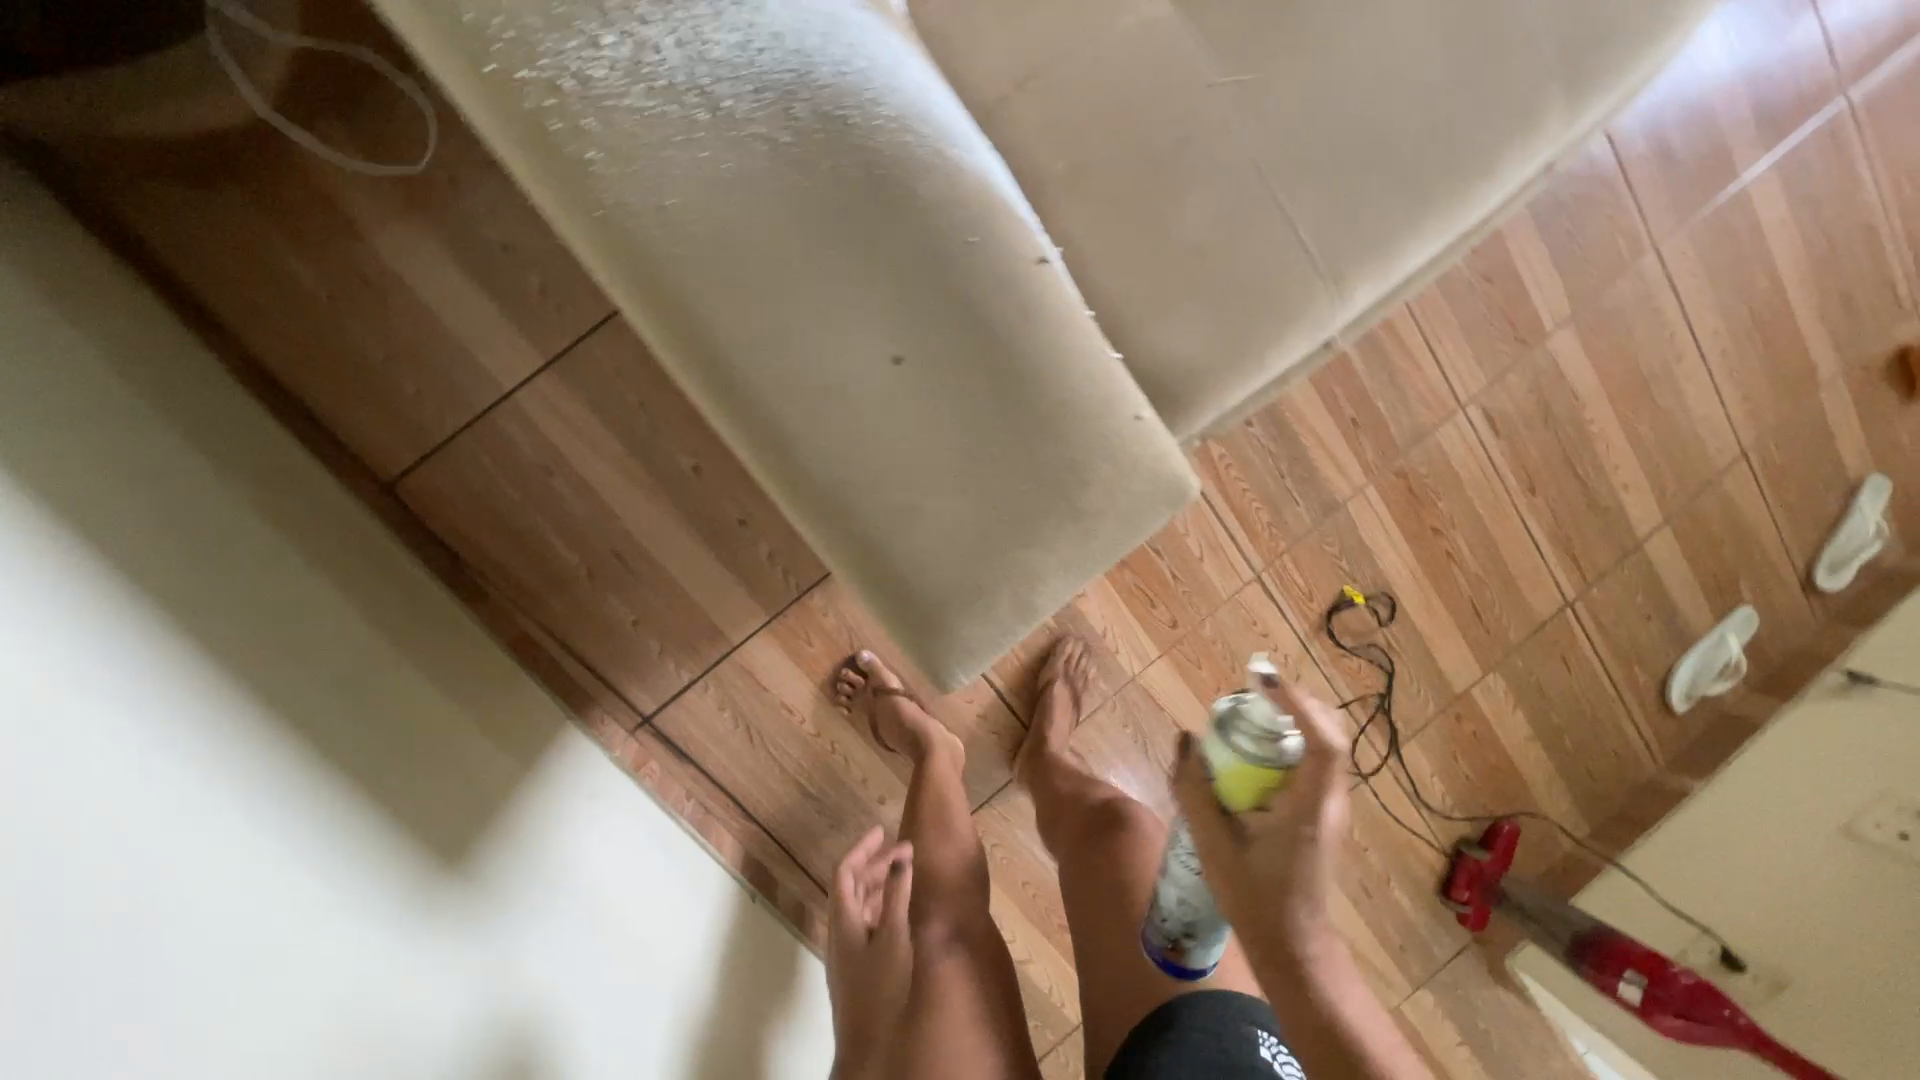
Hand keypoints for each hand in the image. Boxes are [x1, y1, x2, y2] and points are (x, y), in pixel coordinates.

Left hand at [826, 827, 913, 1079]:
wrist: (868, 1046)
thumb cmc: (881, 987)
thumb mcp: (894, 936)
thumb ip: (897, 894)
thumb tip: (901, 854)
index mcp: (843, 920)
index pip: (844, 871)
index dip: (862, 848)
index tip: (883, 831)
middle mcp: (840, 931)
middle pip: (851, 886)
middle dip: (875, 864)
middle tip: (903, 852)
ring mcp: (846, 950)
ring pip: (858, 906)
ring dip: (879, 885)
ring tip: (905, 873)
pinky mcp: (856, 966)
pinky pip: (866, 923)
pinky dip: (882, 907)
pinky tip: (901, 910)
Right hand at [1172, 678, 1349, 963]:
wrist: (1291, 945)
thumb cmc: (1253, 897)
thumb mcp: (1212, 843)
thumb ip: (1194, 789)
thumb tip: (1185, 738)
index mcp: (1311, 807)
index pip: (1324, 741)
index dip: (1297, 702)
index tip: (1262, 679)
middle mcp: (1332, 801)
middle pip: (1330, 733)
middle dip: (1294, 703)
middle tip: (1253, 690)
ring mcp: (1332, 808)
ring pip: (1324, 747)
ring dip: (1293, 721)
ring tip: (1251, 712)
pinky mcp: (1323, 815)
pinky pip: (1313, 764)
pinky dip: (1290, 744)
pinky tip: (1255, 752)